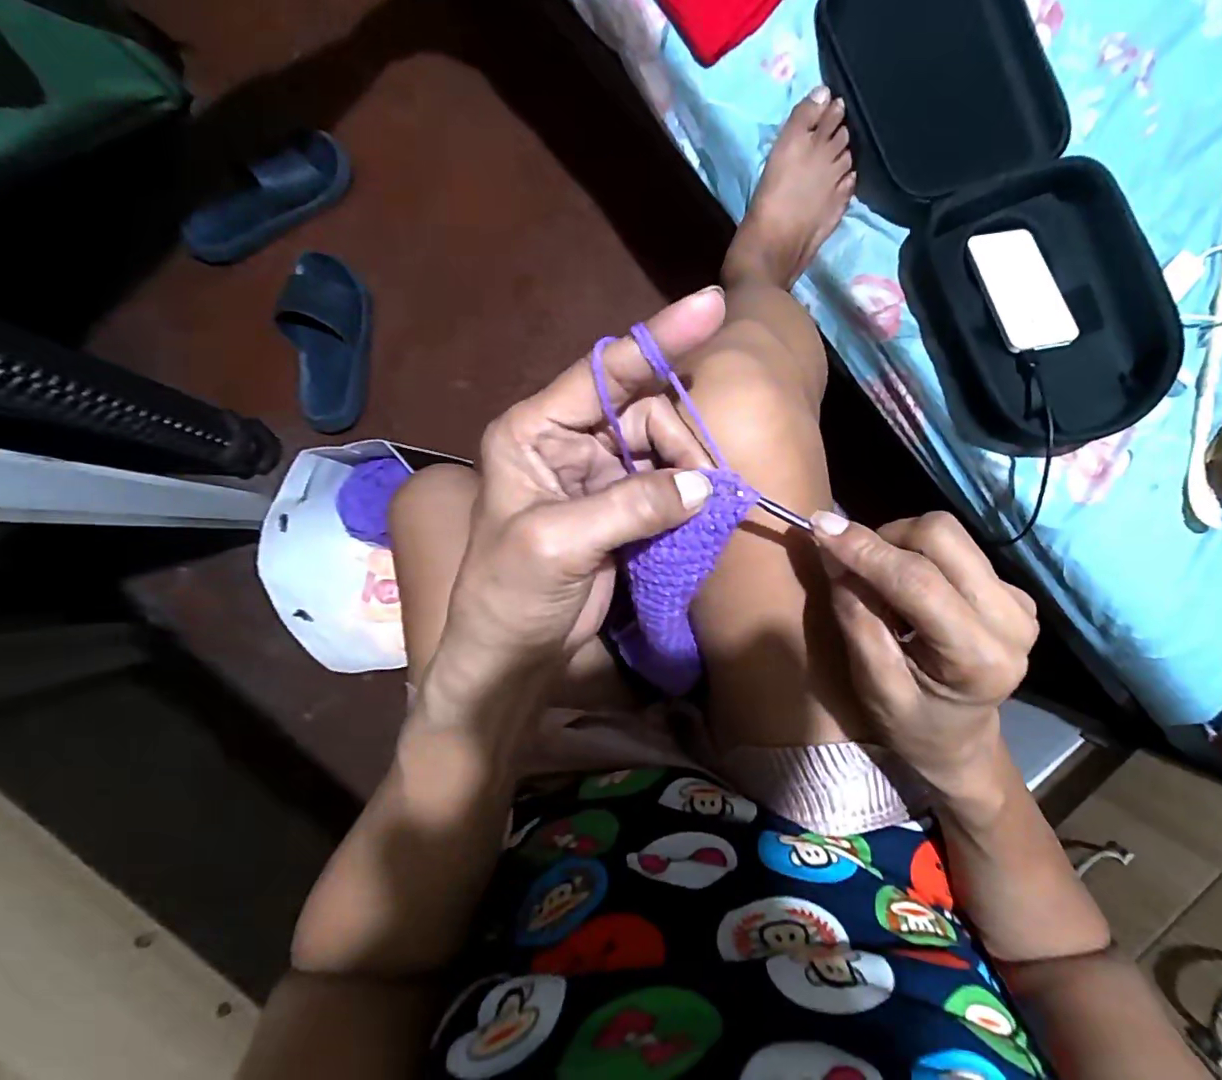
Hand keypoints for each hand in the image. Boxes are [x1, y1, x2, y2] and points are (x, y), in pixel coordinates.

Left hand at [424, 287, 727, 716]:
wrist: (515, 654)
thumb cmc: (509, 594)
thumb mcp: (558, 544)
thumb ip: (630, 506)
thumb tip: (704, 484)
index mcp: (534, 430)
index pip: (602, 372)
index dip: (656, 340)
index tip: (711, 305)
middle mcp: (568, 440)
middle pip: (644, 408)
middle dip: (679, 437)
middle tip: (705, 482)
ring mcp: (599, 472)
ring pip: (662, 444)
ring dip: (688, 468)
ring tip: (701, 503)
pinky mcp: (622, 505)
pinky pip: (667, 481)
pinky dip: (688, 491)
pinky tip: (703, 506)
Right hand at [811, 511, 1039, 796]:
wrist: (961, 740)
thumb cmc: (912, 725)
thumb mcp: (873, 686)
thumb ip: (856, 619)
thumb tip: (833, 552)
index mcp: (979, 657)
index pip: (918, 581)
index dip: (865, 550)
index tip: (819, 527)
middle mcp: (1012, 620)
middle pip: (941, 536)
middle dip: (885, 539)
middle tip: (854, 566)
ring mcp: (1019, 601)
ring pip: (949, 534)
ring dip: (901, 546)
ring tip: (883, 586)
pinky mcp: (1013, 589)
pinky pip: (956, 547)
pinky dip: (918, 556)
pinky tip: (910, 593)